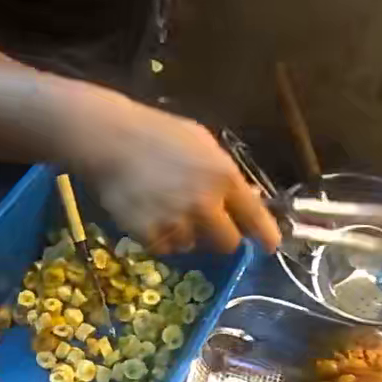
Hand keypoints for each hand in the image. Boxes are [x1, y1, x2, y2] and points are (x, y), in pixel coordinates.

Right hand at [62, 89, 279, 254]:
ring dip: (185, 235)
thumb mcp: (201, 142)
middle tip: (206, 224)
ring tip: (166, 209)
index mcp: (223, 177)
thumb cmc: (157, 133)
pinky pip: (164, 248)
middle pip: (227, 243)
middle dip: (220, 237)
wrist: (110, 140)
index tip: (270, 246)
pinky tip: (149, 214)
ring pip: (192, 246)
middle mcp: (205, 204)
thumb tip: (246, 198)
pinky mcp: (151, 235)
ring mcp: (177, 222)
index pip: (254, 216)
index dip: (266, 235)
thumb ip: (224, 173)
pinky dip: (159, 237)